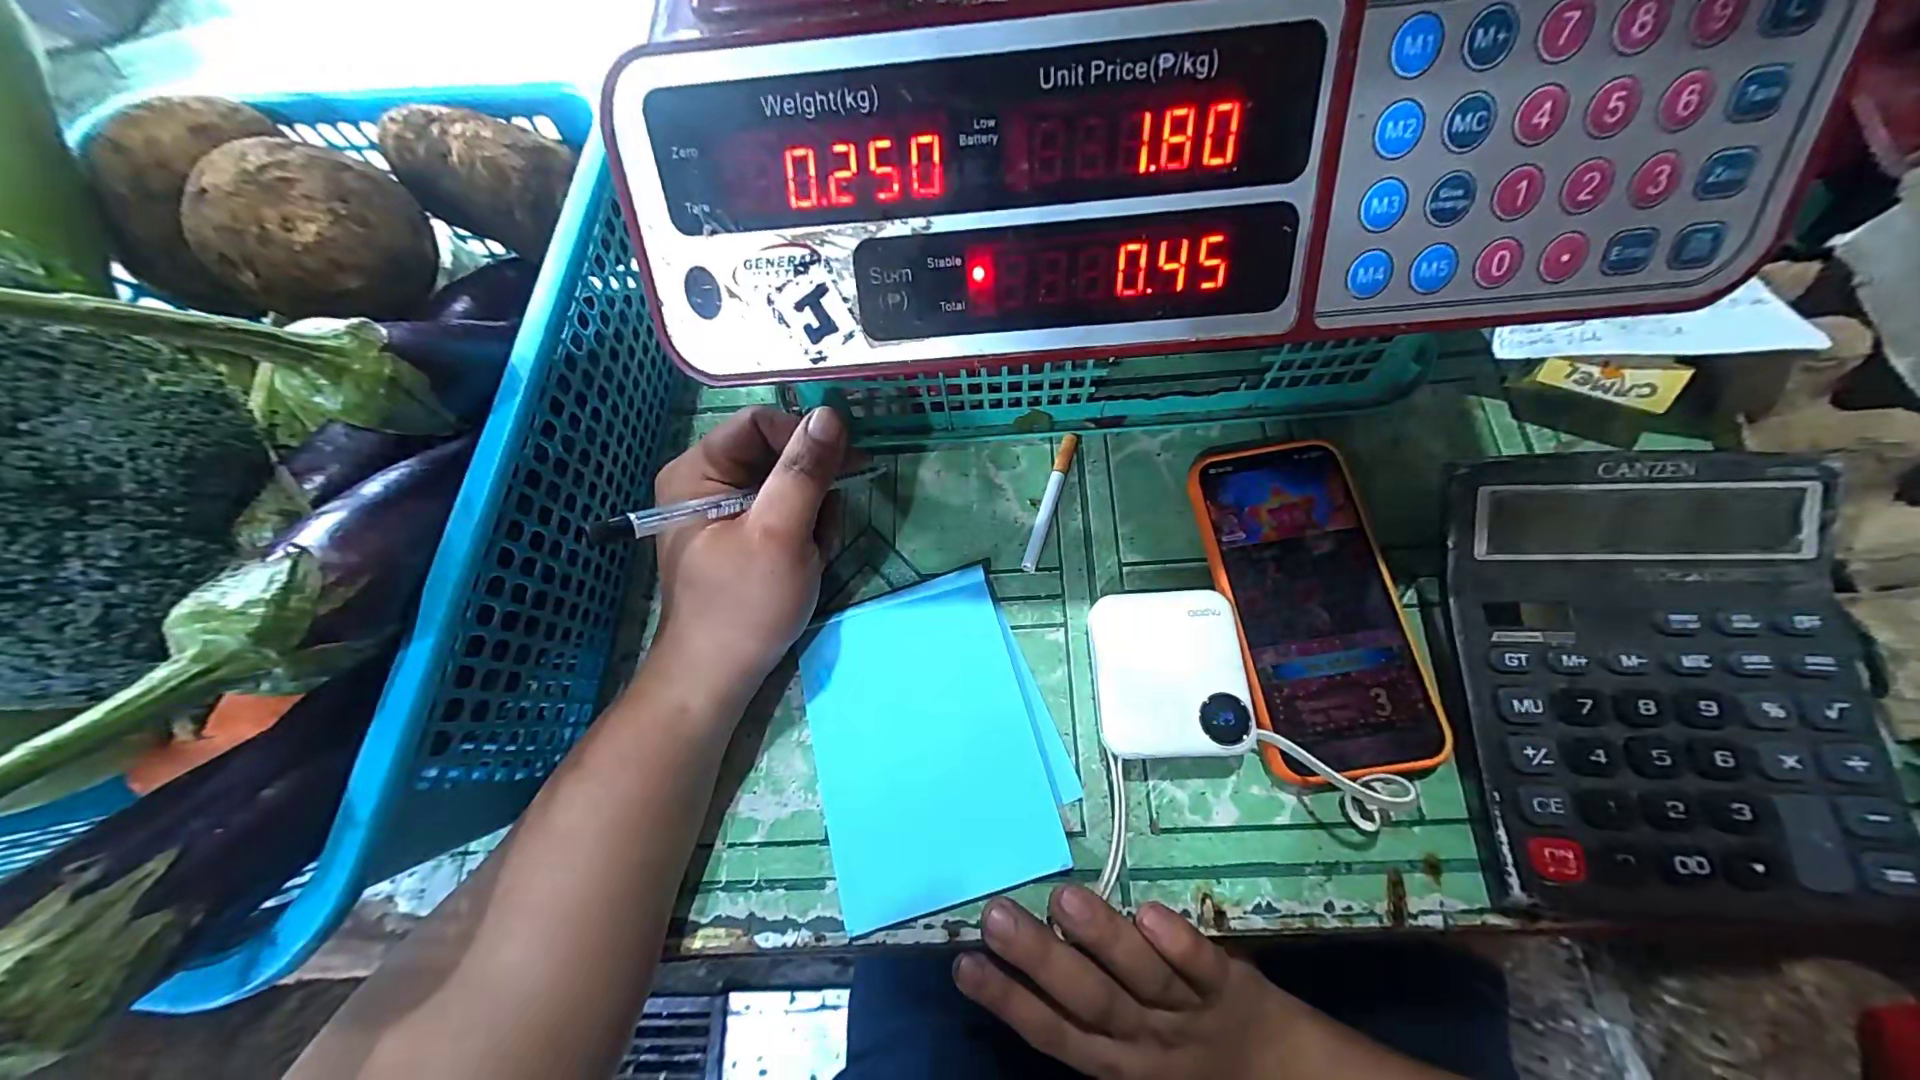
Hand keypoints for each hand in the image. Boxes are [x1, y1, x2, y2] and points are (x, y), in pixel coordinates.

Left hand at [649, 406, 848, 696]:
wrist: (720, 676)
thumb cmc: (743, 605)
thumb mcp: (779, 533)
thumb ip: (804, 471)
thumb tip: (830, 413)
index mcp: (698, 470)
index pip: (761, 424)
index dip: (805, 438)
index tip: (847, 464)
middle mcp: (709, 480)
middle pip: (780, 454)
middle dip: (813, 489)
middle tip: (824, 526)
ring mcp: (729, 509)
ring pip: (793, 485)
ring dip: (817, 515)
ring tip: (813, 553)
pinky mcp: (748, 534)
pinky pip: (791, 511)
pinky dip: (809, 532)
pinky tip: (808, 561)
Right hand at [955, 886, 1456, 1079]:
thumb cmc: (1205, 1066)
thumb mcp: (1145, 1061)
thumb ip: (1095, 1017)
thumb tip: (1039, 951)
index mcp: (1121, 1062)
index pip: (1055, 1032)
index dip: (1009, 1002)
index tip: (965, 962)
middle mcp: (1148, 1045)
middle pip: (1088, 1004)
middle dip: (1040, 961)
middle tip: (995, 916)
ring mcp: (1191, 1018)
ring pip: (1139, 982)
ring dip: (1101, 943)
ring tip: (1063, 899)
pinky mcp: (1234, 992)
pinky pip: (1204, 969)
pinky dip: (1178, 946)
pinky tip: (1147, 912)